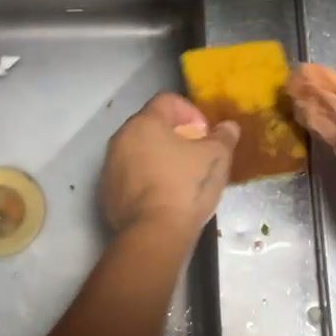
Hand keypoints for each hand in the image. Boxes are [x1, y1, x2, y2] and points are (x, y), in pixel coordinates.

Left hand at [101, 93, 239, 235]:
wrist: (153, 234)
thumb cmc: (185, 187)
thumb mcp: (216, 158)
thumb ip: (223, 137)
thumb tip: (228, 127)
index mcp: (144, 123)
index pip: (167, 101)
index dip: (191, 112)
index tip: (205, 133)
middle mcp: (121, 139)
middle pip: (151, 126)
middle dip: (175, 135)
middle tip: (196, 154)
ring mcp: (110, 167)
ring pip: (138, 152)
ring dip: (159, 158)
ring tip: (181, 177)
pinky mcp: (107, 193)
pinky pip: (130, 176)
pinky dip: (147, 179)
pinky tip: (164, 197)